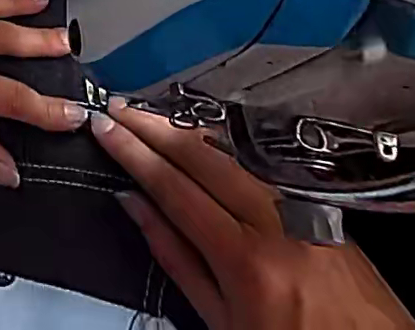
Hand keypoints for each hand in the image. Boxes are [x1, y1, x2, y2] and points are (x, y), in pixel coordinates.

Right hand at [92, 100, 414, 329]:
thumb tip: (134, 205)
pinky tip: (193, 131)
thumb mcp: (223, 325)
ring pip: (226, 145)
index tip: (105, 127)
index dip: (132, 152)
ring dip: (180, 125)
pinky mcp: (309, 191)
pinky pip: (251, 156)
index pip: (173, 186)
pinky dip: (215, 138)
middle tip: (117, 105)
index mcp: (246, 258)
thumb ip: (175, 259)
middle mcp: (272, 215)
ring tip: (144, 112)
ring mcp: (294, 197)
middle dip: (150, 124)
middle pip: (197, 152)